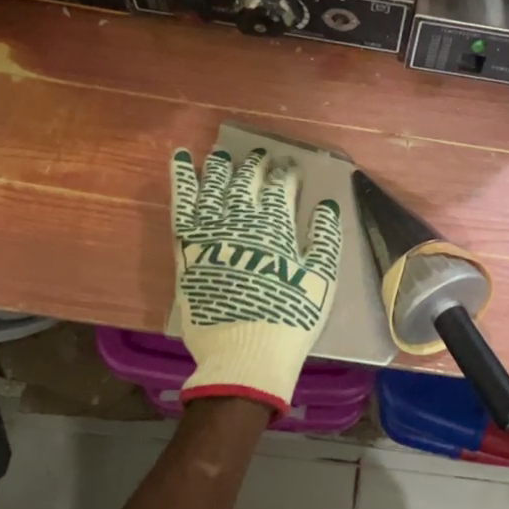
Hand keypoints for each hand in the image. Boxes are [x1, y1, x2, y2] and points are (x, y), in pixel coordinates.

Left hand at [169, 147, 343, 414]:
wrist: (244, 355)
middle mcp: (243, 221)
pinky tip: (181, 159)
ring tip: (222, 153)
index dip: (286, 173)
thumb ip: (324, 239)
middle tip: (260, 154)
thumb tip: (327, 205)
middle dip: (256, 164)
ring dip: (220, 166)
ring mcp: (211, 233)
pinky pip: (182, 205)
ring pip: (215, 186)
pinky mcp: (186, 248)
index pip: (281, 187)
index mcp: (277, 228)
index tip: (289, 167)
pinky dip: (181, 179)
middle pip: (248, 181)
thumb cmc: (288, 320)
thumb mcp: (322, 281)